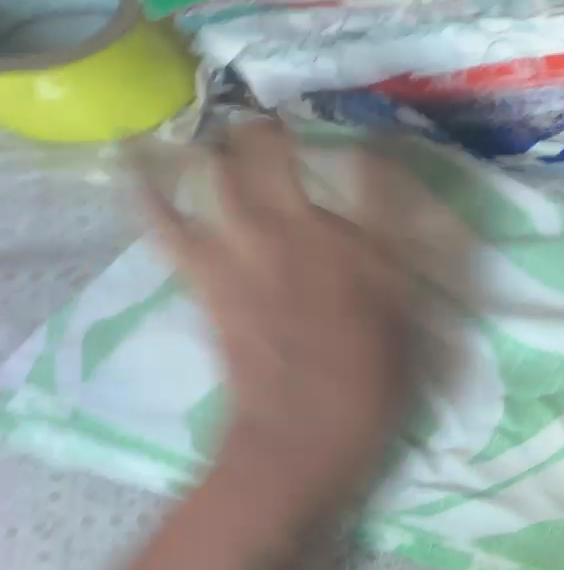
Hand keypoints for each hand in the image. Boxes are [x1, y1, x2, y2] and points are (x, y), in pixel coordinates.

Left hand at [140, 119, 416, 500]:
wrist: (301, 437)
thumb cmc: (373, 397)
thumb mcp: (414, 343)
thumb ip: (403, 290)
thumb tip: (403, 256)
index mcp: (371, 261)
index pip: (376, 187)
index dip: (376, 158)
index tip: (379, 148)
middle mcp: (306, 242)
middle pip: (279, 160)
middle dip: (278, 137)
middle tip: (283, 132)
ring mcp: (247, 253)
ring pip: (218, 175)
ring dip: (221, 152)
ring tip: (228, 143)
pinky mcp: (205, 274)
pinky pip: (163, 218)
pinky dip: (148, 187)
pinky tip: (142, 163)